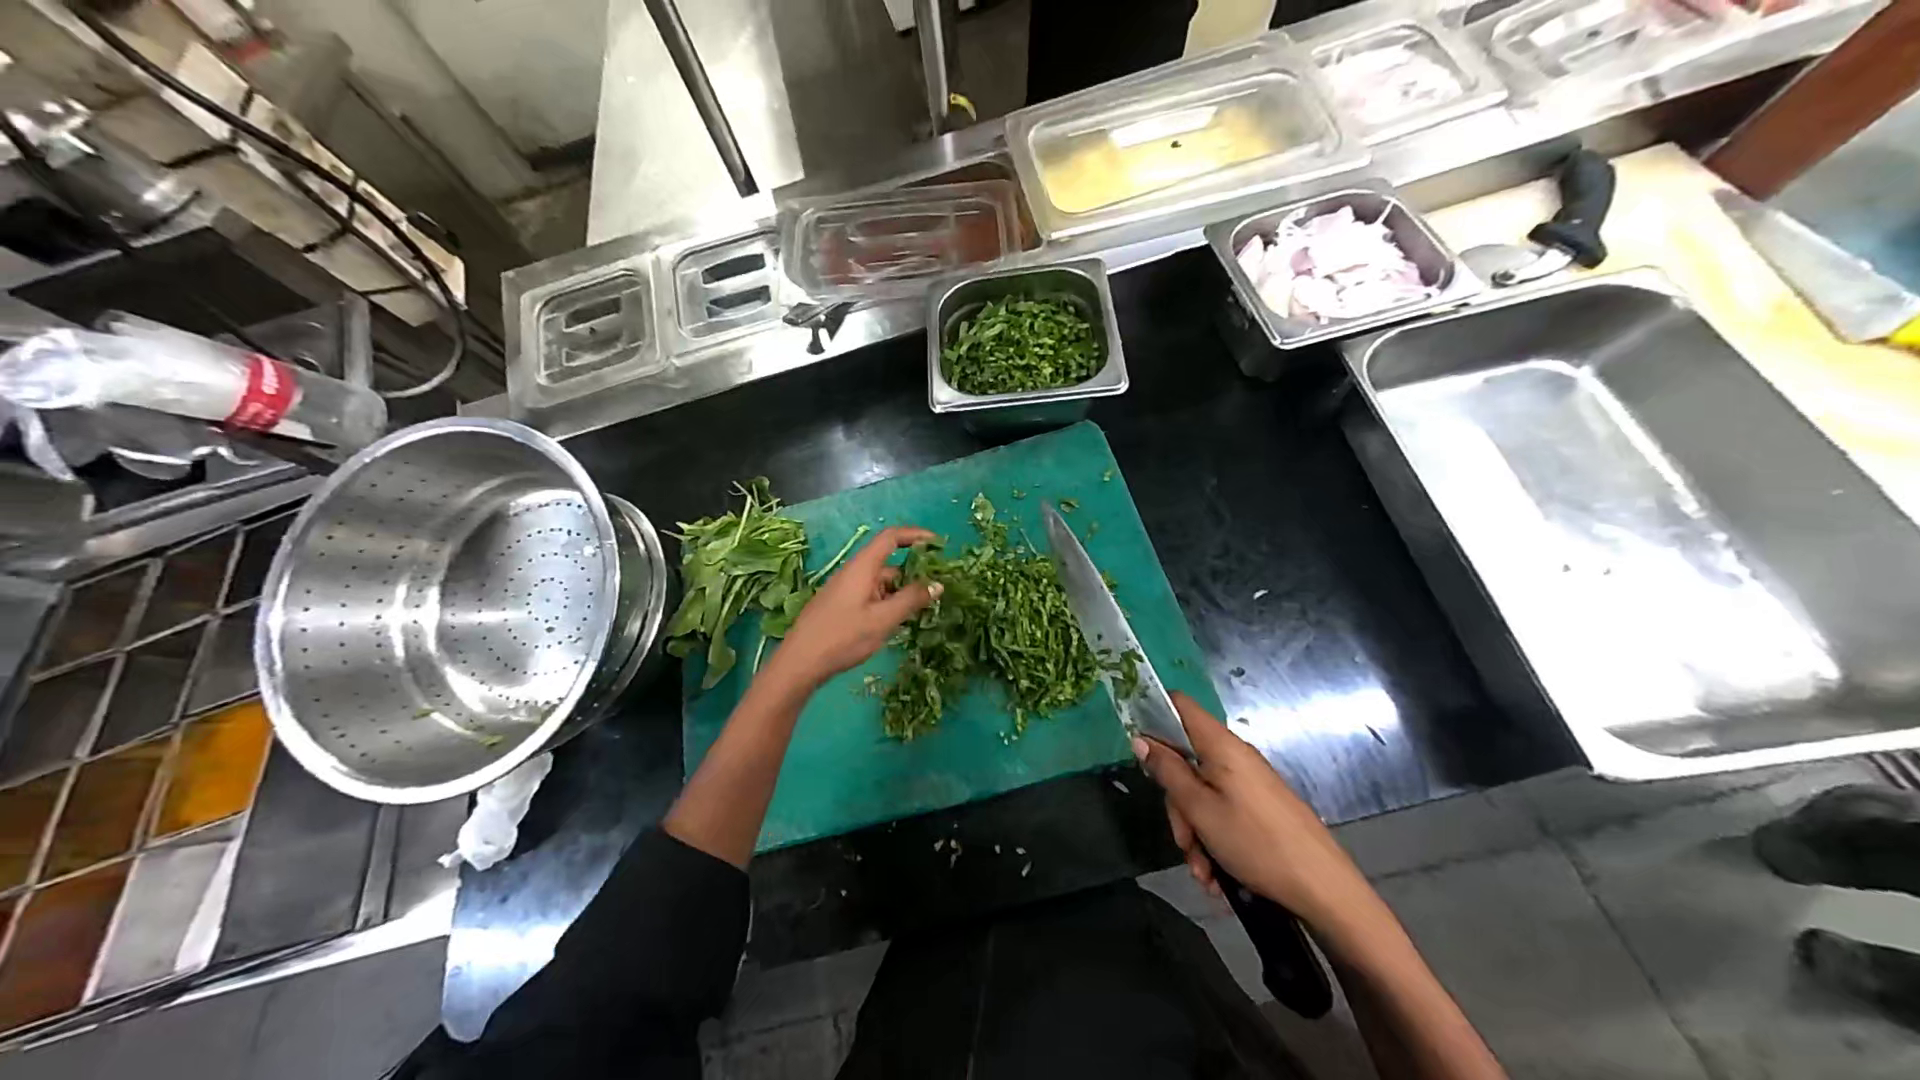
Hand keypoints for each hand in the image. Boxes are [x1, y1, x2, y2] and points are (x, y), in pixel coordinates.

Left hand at [763, 526, 941, 688]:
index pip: (891, 537)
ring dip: (902, 591)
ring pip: (881, 582)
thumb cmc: (843, 637)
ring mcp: (846, 589)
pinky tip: (898, 622)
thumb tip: (937, 583)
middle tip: (938, 588)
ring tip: (924, 610)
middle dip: (914, 571)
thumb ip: (911, 599)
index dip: (915, 535)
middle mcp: (854, 572)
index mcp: (862, 567)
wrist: (800, 662)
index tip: (939, 544)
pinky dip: (889, 602)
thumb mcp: (883, 619)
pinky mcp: (842, 605)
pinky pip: (872, 595)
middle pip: (888, 562)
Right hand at [1133, 693, 1370, 929]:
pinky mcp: (1260, 806)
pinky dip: (1215, 840)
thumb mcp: (1199, 809)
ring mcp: (1249, 782)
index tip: (1137, 745)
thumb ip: (1167, 771)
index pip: (1180, 705)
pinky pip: (1223, 812)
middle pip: (1186, 761)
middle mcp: (1235, 756)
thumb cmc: (1255, 842)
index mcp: (1220, 745)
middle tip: (1183, 841)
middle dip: (1177, 804)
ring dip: (1196, 832)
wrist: (1324, 889)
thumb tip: (1140, 739)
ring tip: (1204, 872)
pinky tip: (1218, 875)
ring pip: (1202, 794)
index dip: (1154, 714)